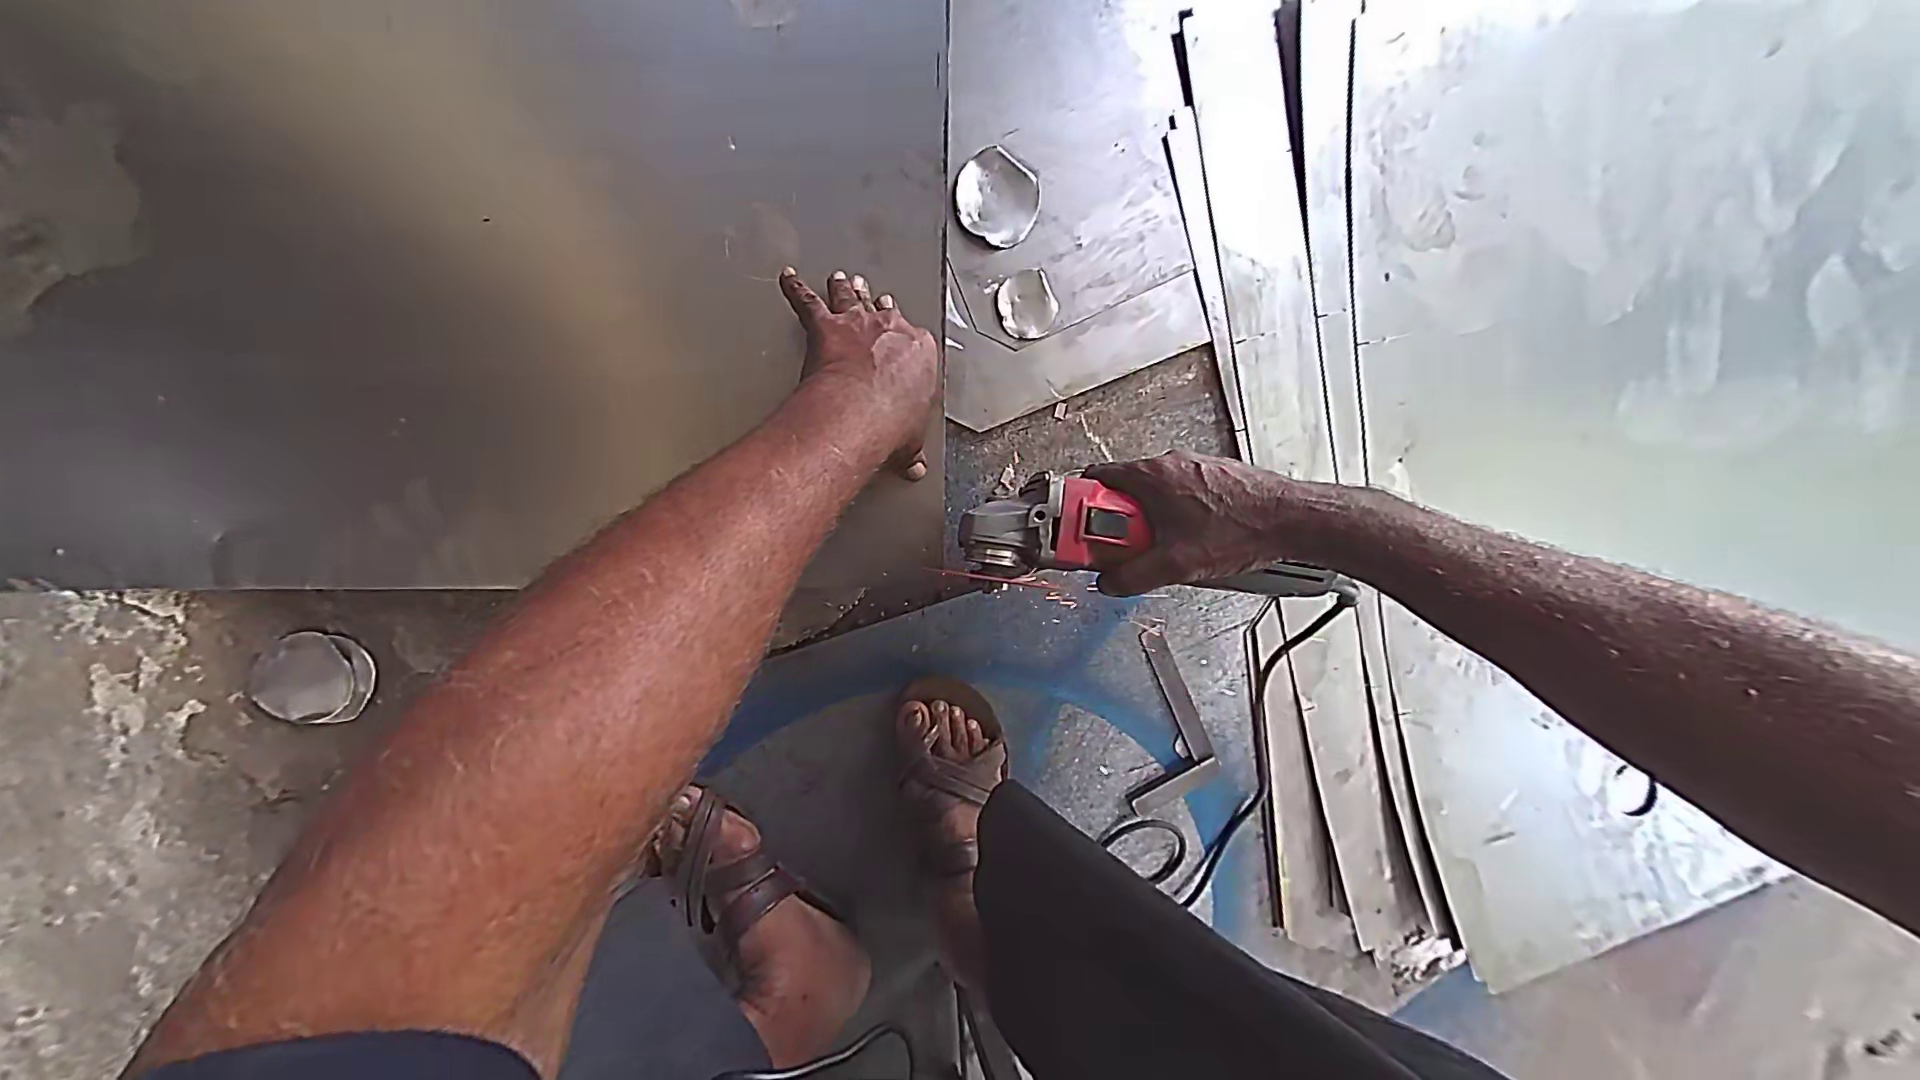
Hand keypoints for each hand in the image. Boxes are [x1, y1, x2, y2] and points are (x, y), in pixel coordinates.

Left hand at [780, 267, 938, 479]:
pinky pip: (807, 301)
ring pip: (850, 298)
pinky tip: (788, 279)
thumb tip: (914, 467)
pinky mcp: (825, 326)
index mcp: (920, 353)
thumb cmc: (890, 422)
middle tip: (875, 300)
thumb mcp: (911, 442)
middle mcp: (890, 330)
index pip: (916, 342)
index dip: (906, 343)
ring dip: (844, 289)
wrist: (862, 413)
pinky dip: (795, 289)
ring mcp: (857, 324)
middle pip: (883, 312)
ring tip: (841, 280)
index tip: (904, 345)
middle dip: (878, 308)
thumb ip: (911, 450)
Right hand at [1083, 450, 1333, 595]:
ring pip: (1150, 494)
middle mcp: (1168, 465)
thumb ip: (1132, 576)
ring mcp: (1191, 469)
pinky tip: (1189, 539)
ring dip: (1146, 519)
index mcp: (1150, 476)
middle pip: (1121, 490)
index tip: (1079, 526)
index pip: (1095, 478)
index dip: (1080, 504)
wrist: (1292, 519)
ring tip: (1162, 547)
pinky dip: (1172, 515)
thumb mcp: (1175, 565)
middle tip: (1124, 546)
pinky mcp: (1210, 478)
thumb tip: (1110, 581)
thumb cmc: (1242, 528)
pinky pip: (1176, 495)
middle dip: (1117, 520)